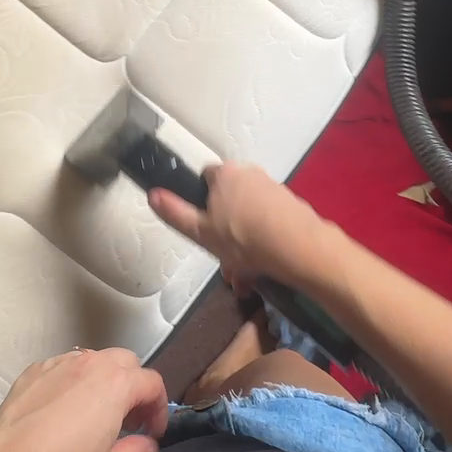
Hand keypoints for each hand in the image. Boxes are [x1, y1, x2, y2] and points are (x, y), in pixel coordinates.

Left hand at [0, 349, 168, 451]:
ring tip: (95, 410)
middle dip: (133, 386)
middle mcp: (92, 362)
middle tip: (128, 417)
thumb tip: (147, 444)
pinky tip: (63, 407)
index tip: (152, 430)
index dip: (158, 407)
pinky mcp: (36, 368)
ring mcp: (62, 361)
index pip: (153, 383)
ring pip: (95, 358)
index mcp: (117, 383)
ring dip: (104, 378)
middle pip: (127, 361)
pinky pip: (65, 365)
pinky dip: (73, 379)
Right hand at [149, 163, 341, 294]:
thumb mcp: (202, 232)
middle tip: (226, 265)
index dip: (201, 202)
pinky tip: (265, 270)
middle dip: (225, 234)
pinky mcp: (291, 205)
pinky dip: (265, 243)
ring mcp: (273, 188)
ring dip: (245, 246)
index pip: (204, 178)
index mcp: (224, 173)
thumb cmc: (243, 238)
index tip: (203, 227)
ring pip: (250, 217)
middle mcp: (249, 173)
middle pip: (229, 201)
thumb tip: (152, 194)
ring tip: (246, 278)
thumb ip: (176, 213)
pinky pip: (270, 223)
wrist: (299, 248)